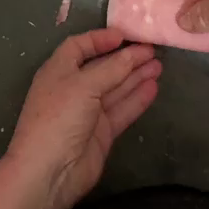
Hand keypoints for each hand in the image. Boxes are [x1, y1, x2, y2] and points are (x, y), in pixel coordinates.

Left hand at [4, 29, 161, 208]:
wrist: (49, 173)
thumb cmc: (59, 117)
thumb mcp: (83, 86)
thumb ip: (110, 70)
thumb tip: (132, 54)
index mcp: (59, 70)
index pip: (80, 46)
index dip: (101, 39)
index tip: (125, 35)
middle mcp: (73, 88)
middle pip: (103, 67)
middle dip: (126, 58)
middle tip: (152, 49)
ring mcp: (88, 112)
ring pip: (116, 88)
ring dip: (136, 76)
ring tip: (159, 65)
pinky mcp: (102, 133)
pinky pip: (122, 110)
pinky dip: (137, 99)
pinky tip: (153, 87)